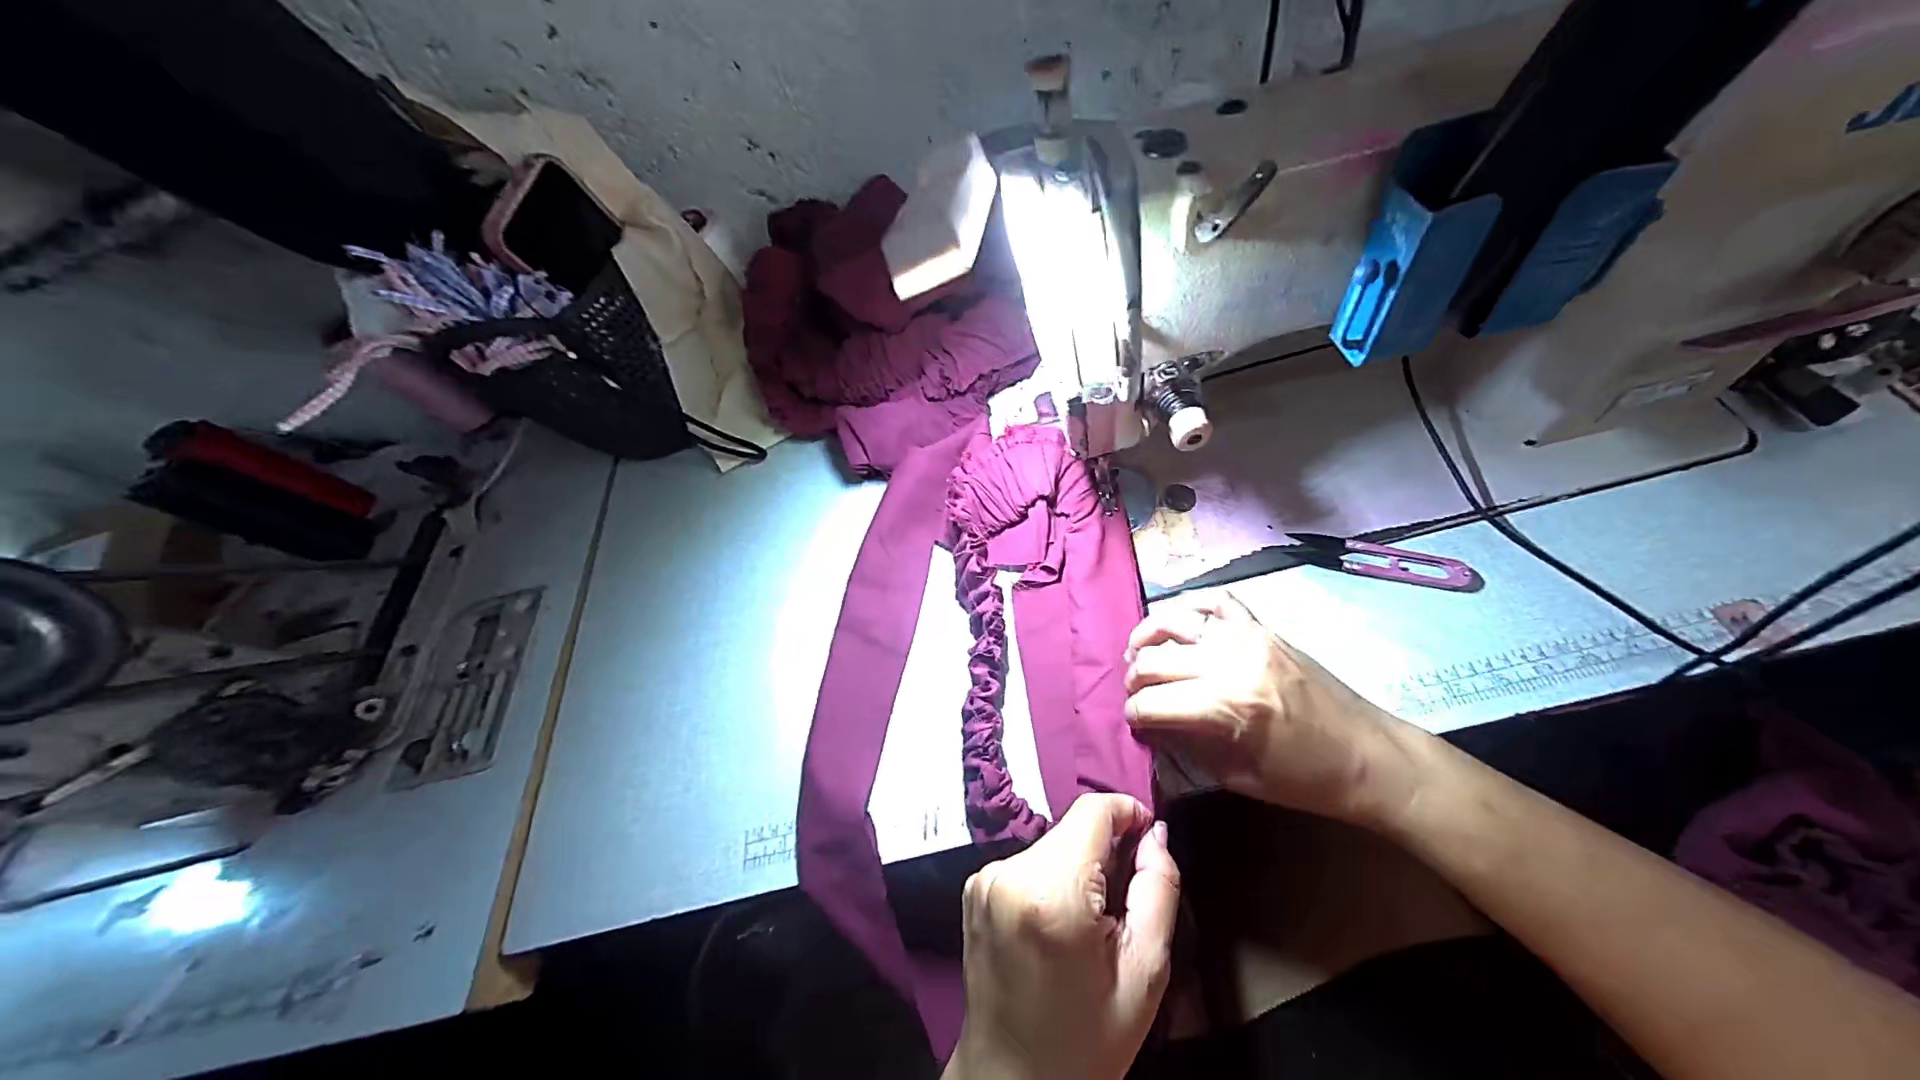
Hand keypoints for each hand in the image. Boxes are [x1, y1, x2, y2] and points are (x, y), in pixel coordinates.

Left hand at [945, 794, 1179, 1079]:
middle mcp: (1009, 873)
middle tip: (1123, 903)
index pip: (1092, 811)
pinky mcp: (974, 888)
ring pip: (1052, 845)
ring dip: (1077, 867)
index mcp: (1051, 893)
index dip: (1127, 812)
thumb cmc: (1085, 1038)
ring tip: (1090, 924)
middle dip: (1105, 852)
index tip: (1149, 835)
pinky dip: (1051, 880)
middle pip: (1072, 830)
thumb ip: (1157, 890)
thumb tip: (1157, 834)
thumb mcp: (1144, 972)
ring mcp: (985, 879)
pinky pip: (1028, 863)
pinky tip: (1058, 925)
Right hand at [1123, 591, 1428, 828]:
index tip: (1131, 721)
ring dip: (1147, 636)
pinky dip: (1191, 606)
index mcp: (1227, 707)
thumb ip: (1186, 744)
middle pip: (1155, 659)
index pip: (1153, 702)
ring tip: (1139, 652)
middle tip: (1133, 694)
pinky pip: (1217, 601)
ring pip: (1175, 620)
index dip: (1133, 713)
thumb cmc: (1306, 780)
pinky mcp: (1264, 628)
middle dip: (1133, 679)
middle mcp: (1232, 662)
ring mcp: (1249, 637)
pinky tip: (1179, 623)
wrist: (1370, 757)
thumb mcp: (1237, 775)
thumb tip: (1150, 726)